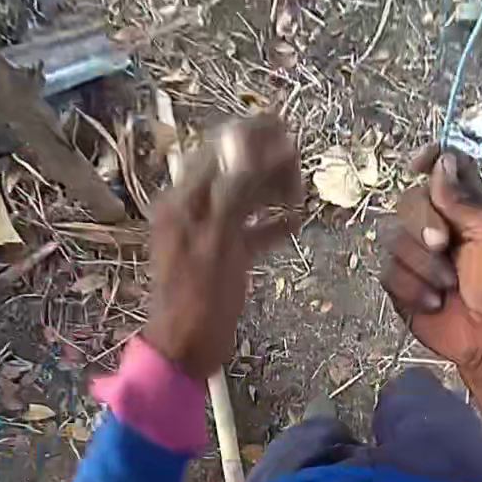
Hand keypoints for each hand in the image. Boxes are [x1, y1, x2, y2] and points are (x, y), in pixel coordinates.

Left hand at [144, 116, 302, 379]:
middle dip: (266, 162)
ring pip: (243, 198)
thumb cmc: (199, 302)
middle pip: (232, 170)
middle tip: (297, 166)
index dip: (250, 137)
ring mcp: (208, 233)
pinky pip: (249, 230)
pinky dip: (271, 225)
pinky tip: (295, 223)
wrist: (186, 351)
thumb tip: (253, 147)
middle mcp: (193, 210)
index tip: (286, 130)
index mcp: (183, 202)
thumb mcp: (217, 244)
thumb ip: (232, 194)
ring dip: (271, 191)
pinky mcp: (222, 255)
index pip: (217, 152)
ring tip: (298, 194)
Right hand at [380, 145, 481, 381]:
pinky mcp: (400, 284)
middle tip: (444, 246)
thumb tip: (440, 163)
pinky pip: (388, 272)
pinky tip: (433, 302)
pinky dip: (411, 288)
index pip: (443, 172)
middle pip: (409, 202)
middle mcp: (438, 227)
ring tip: (446, 285)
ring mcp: (416, 256)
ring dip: (421, 265)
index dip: (430, 161)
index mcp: (466, 210)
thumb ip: (462, 199)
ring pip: (393, 238)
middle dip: (423, 224)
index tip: (419, 164)